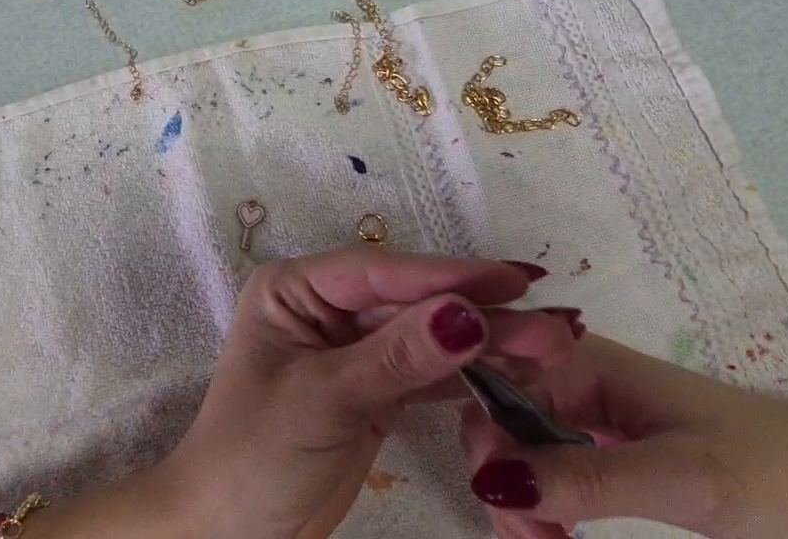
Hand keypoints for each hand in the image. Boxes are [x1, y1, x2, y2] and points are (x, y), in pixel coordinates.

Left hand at [164, 249, 578, 538]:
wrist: (231, 527)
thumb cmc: (255, 452)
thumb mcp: (324, 399)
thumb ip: (396, 358)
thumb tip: (468, 315)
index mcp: (295, 288)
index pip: (379, 273)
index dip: (446, 276)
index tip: (513, 280)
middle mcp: (325, 307)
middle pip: (411, 303)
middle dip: (479, 312)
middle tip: (556, 323)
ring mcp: (352, 347)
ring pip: (426, 336)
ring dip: (485, 343)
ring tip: (552, 346)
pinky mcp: (373, 388)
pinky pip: (426, 372)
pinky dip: (468, 375)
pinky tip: (514, 372)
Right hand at [460, 335, 787, 538]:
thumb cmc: (773, 472)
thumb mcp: (682, 481)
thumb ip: (585, 479)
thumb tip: (487, 481)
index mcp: (579, 358)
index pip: (493, 389)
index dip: (486, 448)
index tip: (515, 518)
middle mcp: (571, 371)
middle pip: (497, 416)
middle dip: (501, 480)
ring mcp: (586, 403)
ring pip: (516, 440)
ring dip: (518, 493)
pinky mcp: (603, 435)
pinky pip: (545, 456)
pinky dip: (541, 495)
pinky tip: (556, 526)